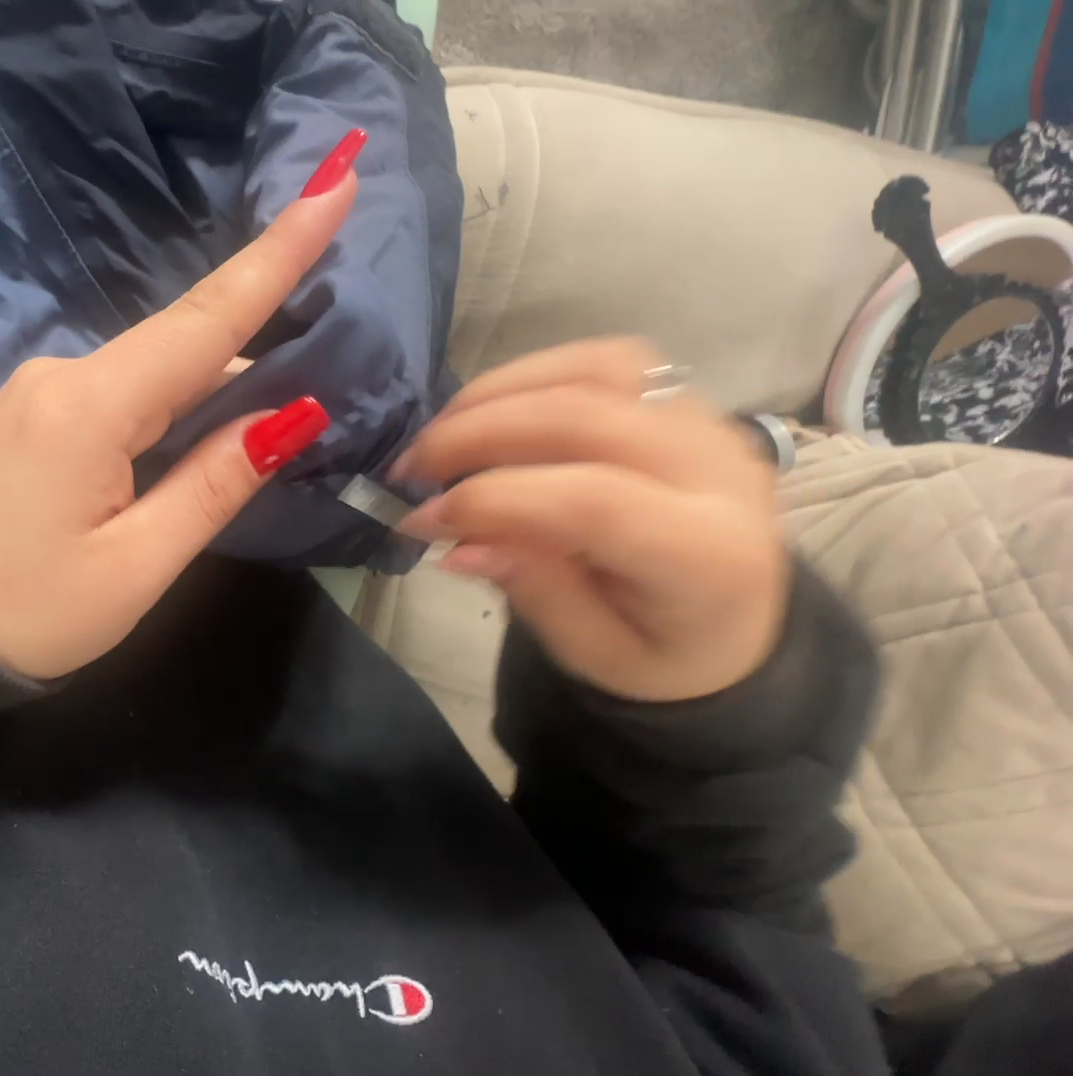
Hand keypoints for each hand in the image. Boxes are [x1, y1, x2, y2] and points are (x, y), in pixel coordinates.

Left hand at [0, 131, 367, 678]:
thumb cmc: (33, 614)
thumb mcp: (137, 565)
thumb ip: (214, 482)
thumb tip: (291, 413)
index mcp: (87, 409)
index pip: (201, 323)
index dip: (276, 255)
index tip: (334, 181)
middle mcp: (59, 376)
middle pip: (180, 346)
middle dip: (255, 340)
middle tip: (325, 346)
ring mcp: (37, 389)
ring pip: (151, 371)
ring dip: (211, 383)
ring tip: (265, 416)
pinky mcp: (31, 412)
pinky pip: (119, 390)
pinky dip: (168, 402)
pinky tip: (195, 431)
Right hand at [389, 339, 789, 702]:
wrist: (728, 624)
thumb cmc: (656, 650)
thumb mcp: (590, 649)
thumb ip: (532, 589)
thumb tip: (454, 543)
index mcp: (706, 556)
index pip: (593, 503)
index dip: (492, 500)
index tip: (420, 522)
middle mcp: (719, 472)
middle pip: (587, 416)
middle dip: (476, 433)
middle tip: (410, 468)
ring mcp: (707, 425)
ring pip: (594, 372)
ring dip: (497, 394)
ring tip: (438, 432)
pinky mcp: (683, 403)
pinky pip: (602, 362)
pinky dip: (530, 376)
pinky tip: (485, 410)